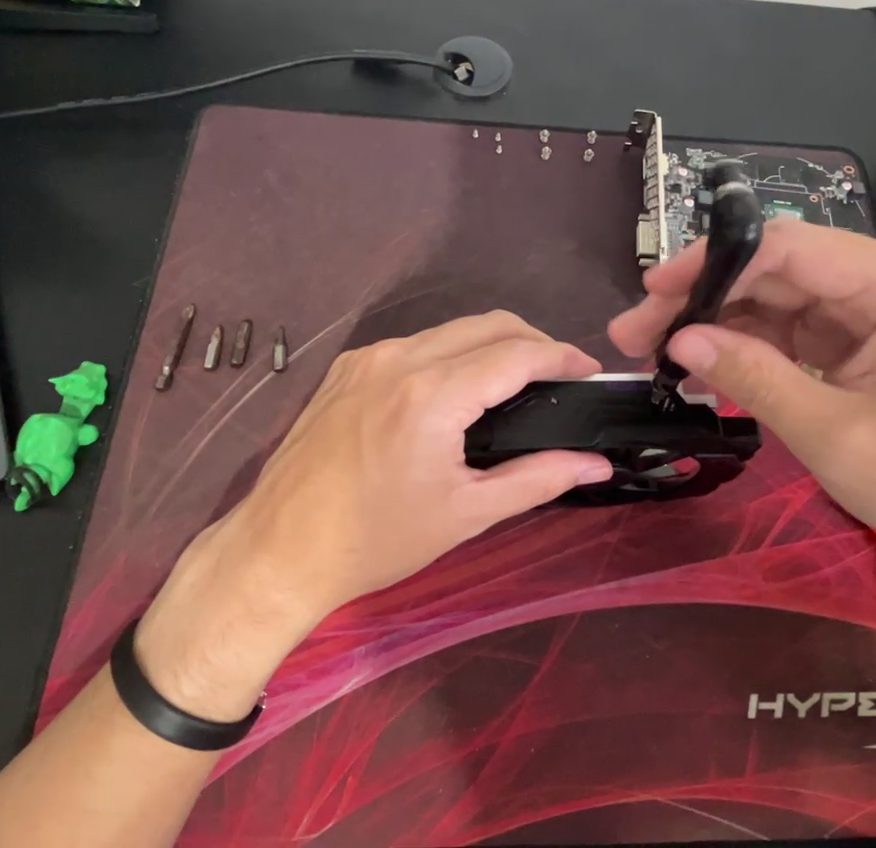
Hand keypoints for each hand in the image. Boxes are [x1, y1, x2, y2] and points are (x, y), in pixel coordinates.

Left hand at [136, 311, 612, 719]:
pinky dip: (449, 355)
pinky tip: (457, 392)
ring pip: (448, 331)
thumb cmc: (377, 540)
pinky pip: (413, 346)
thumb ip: (539, 479)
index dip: (562, 356)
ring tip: (515, 385)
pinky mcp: (345, 368)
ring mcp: (367, 359)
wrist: (280, 550)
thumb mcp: (466, 514)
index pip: (516, 353)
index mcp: (432, 394)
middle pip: (486, 325)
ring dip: (490, 346)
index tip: (589, 371)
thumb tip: (596, 464)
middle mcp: (398, 359)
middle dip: (533, 342)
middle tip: (559, 377)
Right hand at [608, 222, 875, 568]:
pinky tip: (698, 369)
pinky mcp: (858, 340)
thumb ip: (754, 379)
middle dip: (704, 298)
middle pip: (776, 270)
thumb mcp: (835, 435)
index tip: (653, 293)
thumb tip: (678, 339)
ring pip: (774, 299)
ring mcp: (871, 310)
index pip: (790, 247)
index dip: (714, 262)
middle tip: (634, 334)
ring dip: (715, 325)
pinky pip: (788, 330)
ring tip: (653, 353)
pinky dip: (744, 349)